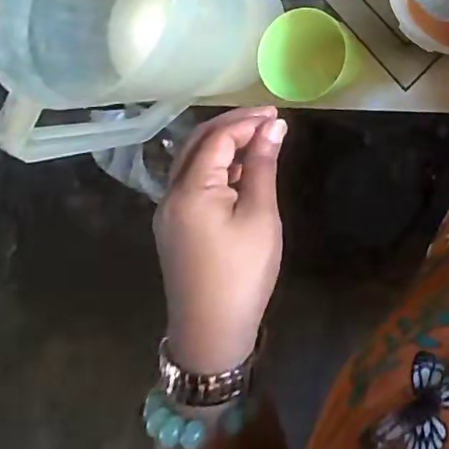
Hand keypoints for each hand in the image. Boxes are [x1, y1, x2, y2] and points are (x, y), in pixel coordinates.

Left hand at [154, 106, 285, 374]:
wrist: (211, 333)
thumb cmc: (242, 272)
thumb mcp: (260, 215)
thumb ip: (263, 165)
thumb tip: (274, 127)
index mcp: (190, 191)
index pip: (217, 139)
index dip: (247, 121)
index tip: (279, 116)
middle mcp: (171, 196)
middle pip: (198, 144)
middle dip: (233, 125)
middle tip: (269, 120)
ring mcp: (169, 212)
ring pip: (194, 161)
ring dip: (225, 144)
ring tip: (262, 139)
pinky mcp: (176, 226)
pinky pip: (193, 181)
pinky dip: (218, 166)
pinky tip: (243, 170)